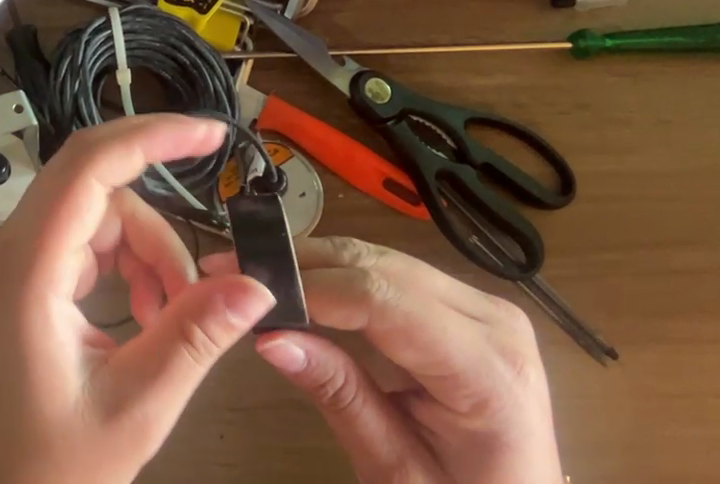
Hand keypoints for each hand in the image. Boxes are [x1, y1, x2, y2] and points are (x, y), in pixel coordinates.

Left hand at [0, 114, 275, 483]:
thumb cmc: (52, 454)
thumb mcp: (136, 405)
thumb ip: (193, 339)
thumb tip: (257, 285)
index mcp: (33, 264)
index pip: (88, 167)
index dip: (149, 137)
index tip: (210, 133)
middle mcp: (24, 241)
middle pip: (95, 171)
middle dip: (159, 182)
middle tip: (215, 199)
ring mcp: (30, 250)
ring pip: (107, 207)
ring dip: (154, 246)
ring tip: (175, 314)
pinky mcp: (42, 265)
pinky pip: (100, 234)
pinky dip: (137, 260)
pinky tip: (153, 312)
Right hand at [203, 237, 560, 483]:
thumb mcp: (397, 472)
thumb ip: (339, 396)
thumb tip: (267, 337)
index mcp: (489, 369)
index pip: (383, 299)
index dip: (309, 284)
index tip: (244, 286)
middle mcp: (491, 318)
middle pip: (376, 267)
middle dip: (299, 263)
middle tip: (228, 267)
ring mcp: (480, 303)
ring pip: (376, 258)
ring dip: (311, 261)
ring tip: (252, 272)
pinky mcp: (462, 301)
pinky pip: (386, 270)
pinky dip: (335, 272)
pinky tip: (294, 281)